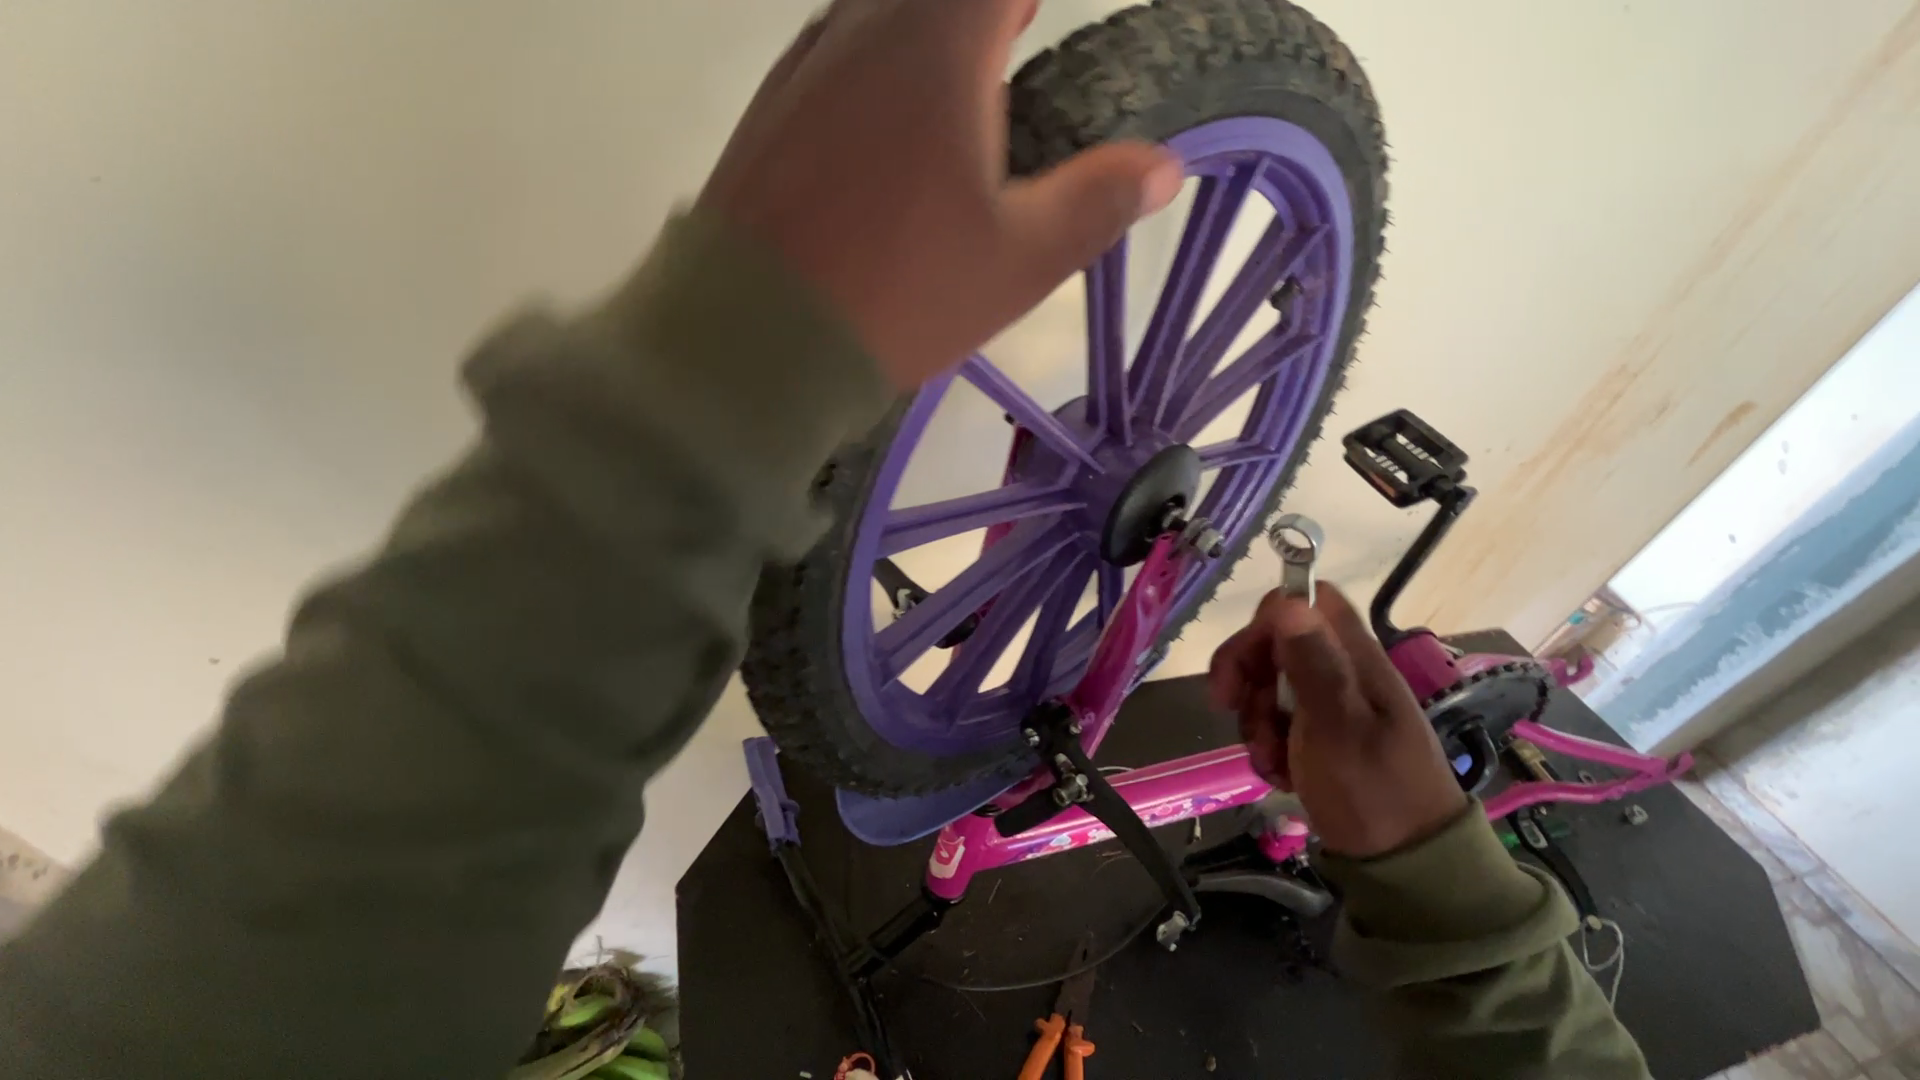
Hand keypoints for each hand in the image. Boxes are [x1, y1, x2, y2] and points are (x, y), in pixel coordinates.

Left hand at [698, 0, 1183, 391]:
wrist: (757, 340)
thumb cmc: (903, 293)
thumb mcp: (1018, 261)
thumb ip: (1095, 203)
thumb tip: (1164, 167)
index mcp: (937, 45)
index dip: (1023, 1)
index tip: (1039, 21)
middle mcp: (862, 30)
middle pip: (933, 0)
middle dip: (981, 17)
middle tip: (1012, 43)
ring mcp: (801, 70)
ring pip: (874, 23)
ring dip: (921, 42)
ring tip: (955, 96)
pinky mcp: (764, 118)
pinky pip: (829, 67)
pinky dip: (868, 77)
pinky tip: (881, 137)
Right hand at [1208, 585, 1468, 857]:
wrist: (1405, 868)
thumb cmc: (1373, 792)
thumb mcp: (1338, 727)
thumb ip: (1313, 663)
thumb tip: (1289, 601)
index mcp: (1356, 658)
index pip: (1306, 601)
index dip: (1267, 621)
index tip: (1246, 662)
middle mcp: (1343, 671)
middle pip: (1277, 642)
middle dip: (1245, 676)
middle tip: (1229, 709)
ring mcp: (1332, 705)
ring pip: (1269, 685)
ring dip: (1253, 720)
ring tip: (1269, 760)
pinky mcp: (1320, 735)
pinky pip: (1276, 721)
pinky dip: (1267, 744)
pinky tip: (1278, 773)